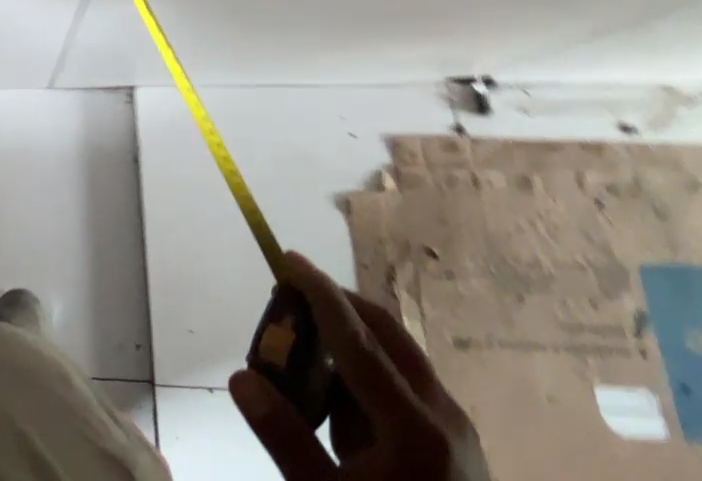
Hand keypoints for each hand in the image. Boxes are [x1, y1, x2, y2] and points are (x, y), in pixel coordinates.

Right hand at [229, 252, 489, 480]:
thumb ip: (285, 437)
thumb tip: (241, 377)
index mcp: (412, 428)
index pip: (357, 340)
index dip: (319, 294)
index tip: (289, 258)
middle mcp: (442, 415)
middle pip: (385, 334)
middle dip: (337, 306)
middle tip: (290, 298)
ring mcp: (458, 429)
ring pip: (400, 357)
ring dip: (352, 340)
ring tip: (304, 355)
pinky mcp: (460, 444)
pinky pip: (409, 386)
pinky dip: (370, 374)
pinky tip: (339, 407)